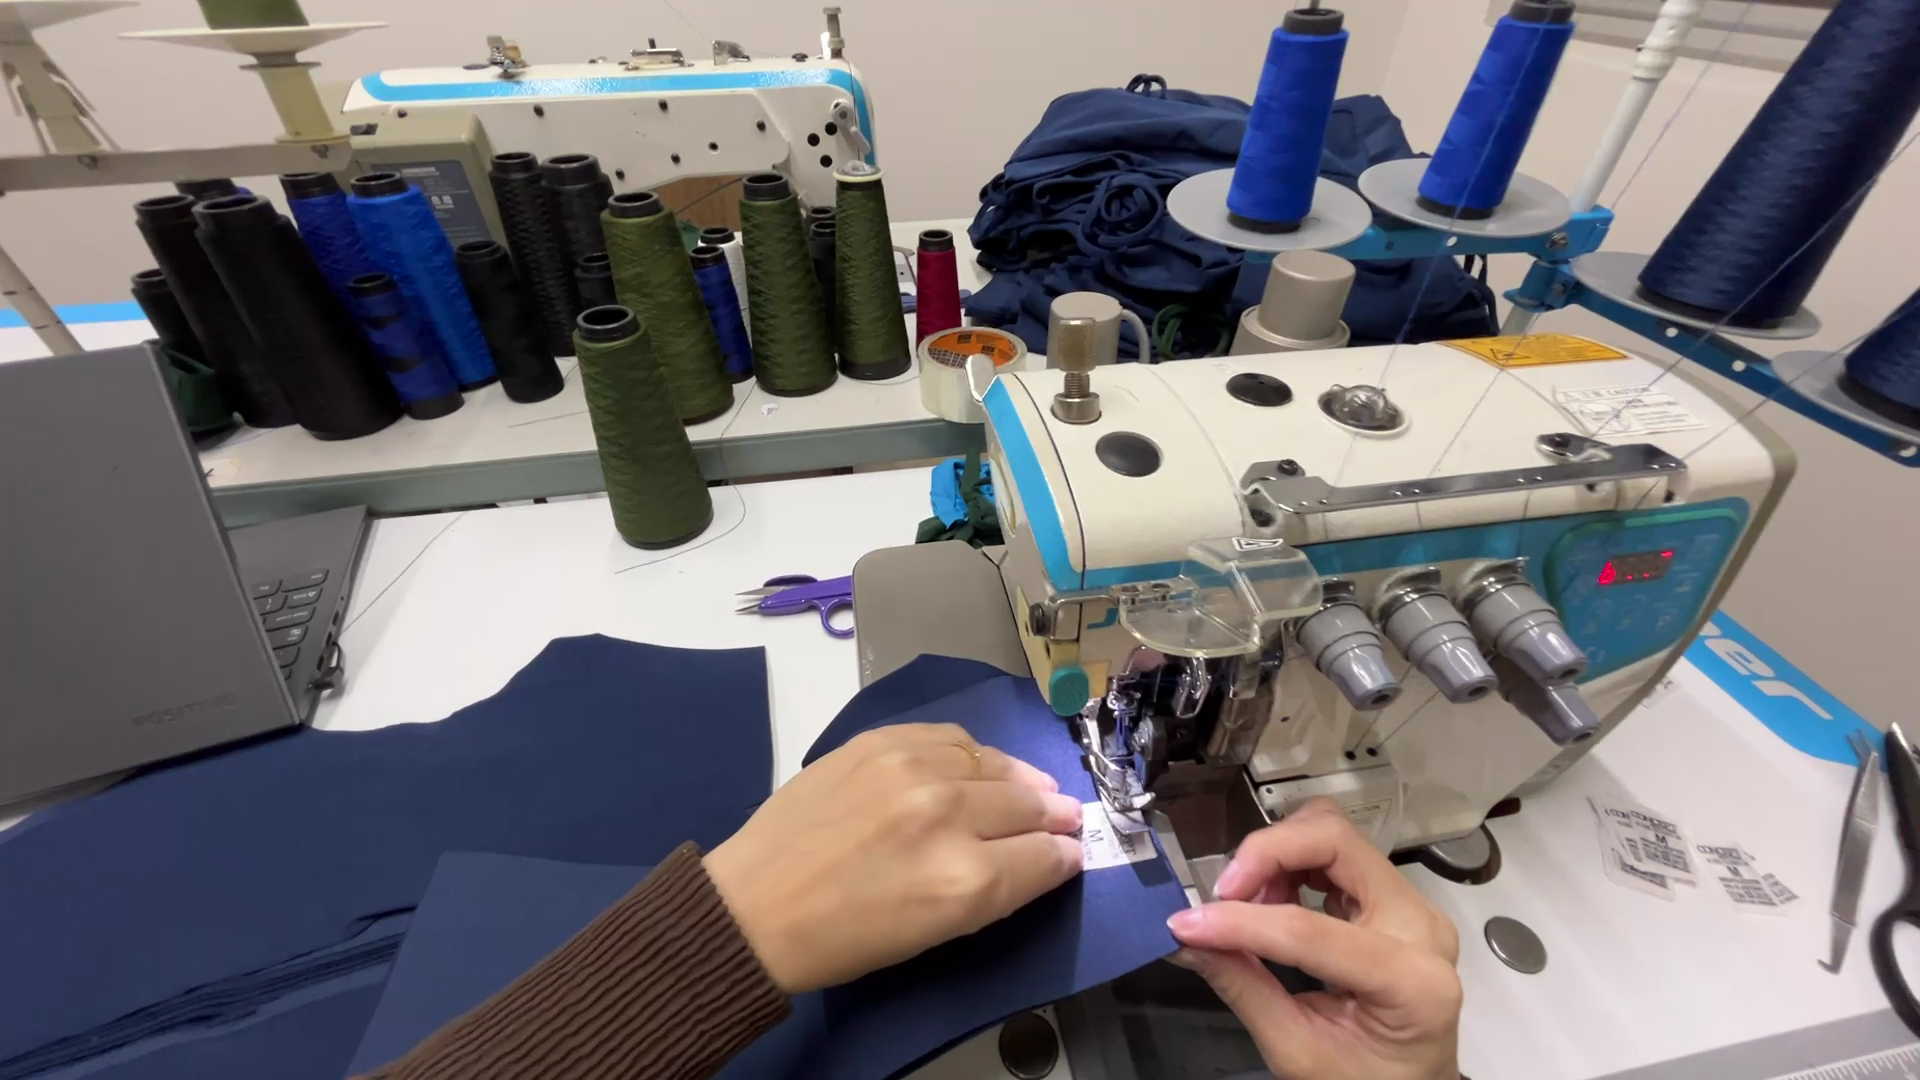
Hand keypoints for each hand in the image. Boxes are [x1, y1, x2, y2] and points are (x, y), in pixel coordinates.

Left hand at [703, 723, 1082, 993]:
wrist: (757, 903)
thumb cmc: (846, 936)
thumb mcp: (933, 933)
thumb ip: (995, 889)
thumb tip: (1041, 854)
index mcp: (962, 880)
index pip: (1041, 857)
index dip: (1063, 854)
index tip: (1072, 849)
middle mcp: (946, 813)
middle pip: (1025, 805)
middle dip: (1053, 813)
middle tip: (1066, 815)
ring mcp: (912, 767)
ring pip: (993, 762)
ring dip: (1020, 777)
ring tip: (1032, 786)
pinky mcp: (881, 740)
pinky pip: (950, 736)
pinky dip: (974, 751)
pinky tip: (979, 762)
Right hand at [1167, 798, 1461, 1079]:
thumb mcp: (1297, 1052)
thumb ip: (1240, 986)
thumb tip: (1182, 937)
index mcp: (1414, 984)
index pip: (1310, 929)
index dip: (1240, 920)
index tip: (1187, 922)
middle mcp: (1419, 925)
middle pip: (1333, 839)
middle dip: (1265, 852)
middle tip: (1224, 891)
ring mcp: (1408, 902)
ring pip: (1330, 829)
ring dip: (1276, 851)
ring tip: (1250, 897)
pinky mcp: (1388, 891)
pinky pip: (1332, 844)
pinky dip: (1288, 857)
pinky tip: (1272, 895)